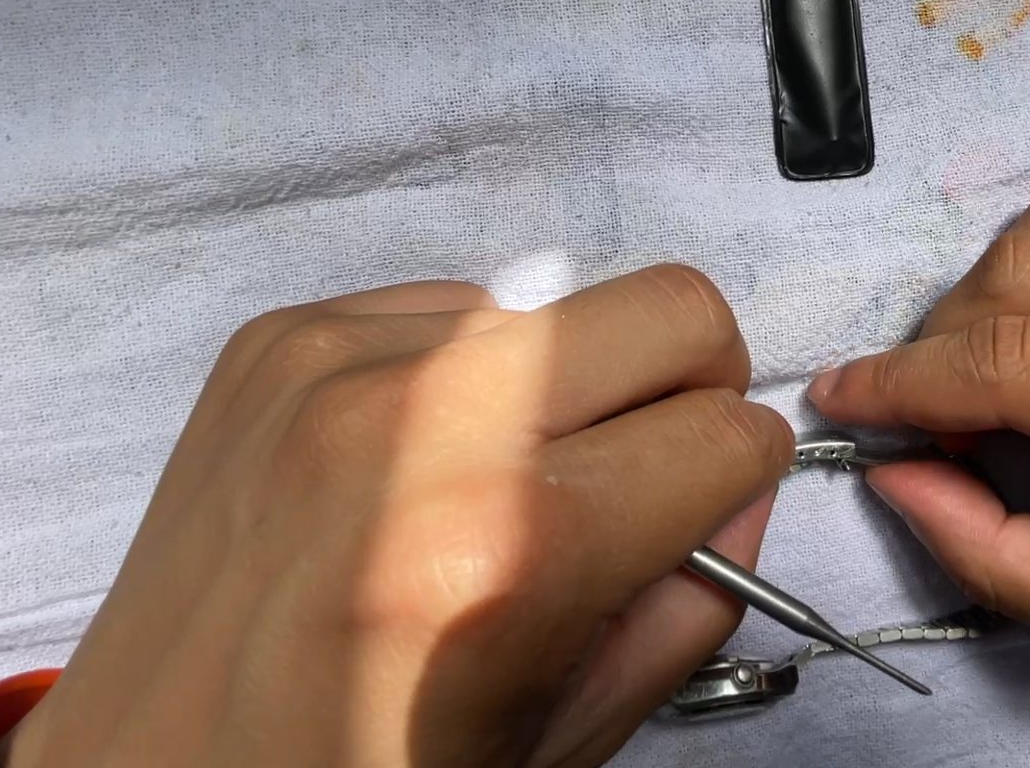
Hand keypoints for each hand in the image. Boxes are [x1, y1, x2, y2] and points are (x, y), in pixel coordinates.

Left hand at [6, 266, 791, 767]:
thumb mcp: (575, 728)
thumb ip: (697, 593)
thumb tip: (742, 472)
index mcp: (509, 550)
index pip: (727, 431)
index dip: (743, 465)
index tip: (711, 491)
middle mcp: (426, 421)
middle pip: (673, 304)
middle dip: (695, 375)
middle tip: (646, 447)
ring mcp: (340, 356)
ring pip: (569, 305)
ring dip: (570, 382)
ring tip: (501, 465)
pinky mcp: (285, 332)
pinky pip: (459, 310)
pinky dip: (473, 375)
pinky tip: (413, 451)